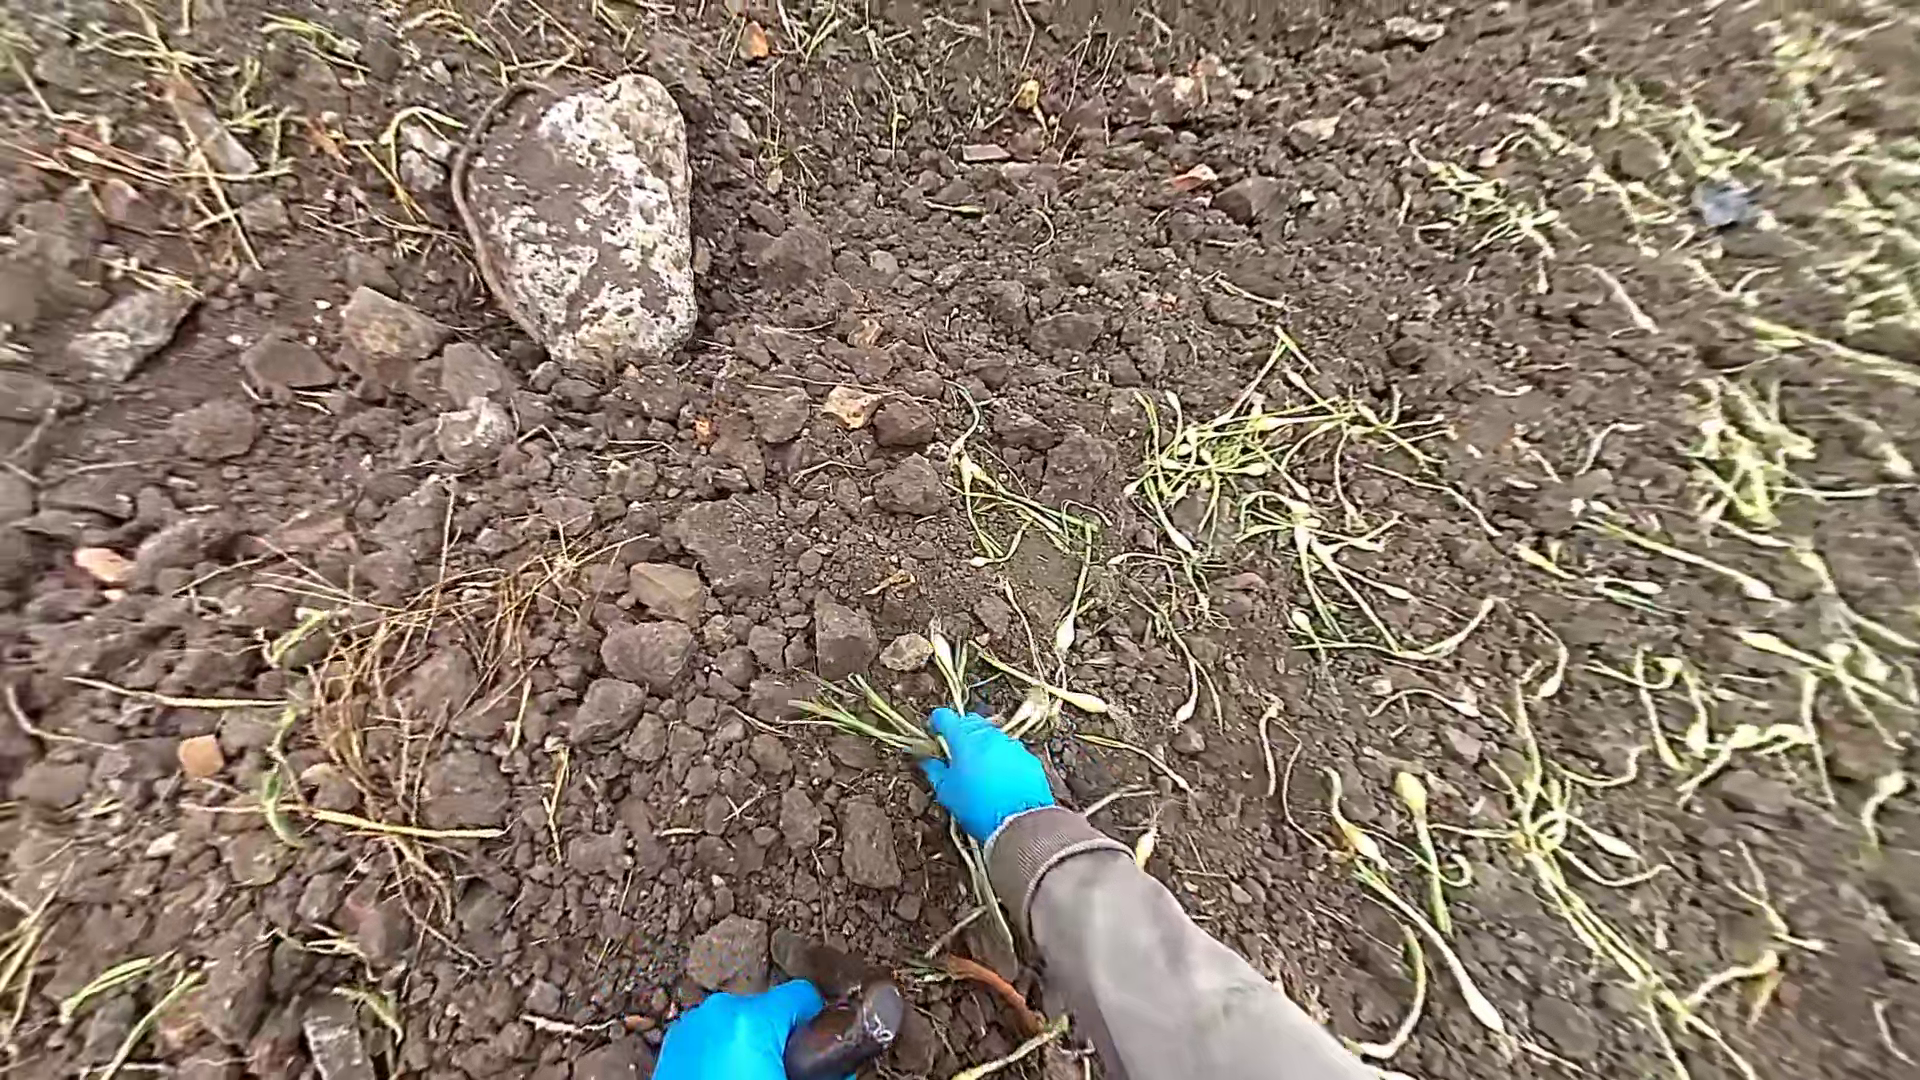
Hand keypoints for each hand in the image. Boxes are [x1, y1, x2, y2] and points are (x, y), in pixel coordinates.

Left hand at [654, 981, 823, 1079]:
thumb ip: (825, 1072)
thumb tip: (844, 1065)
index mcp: (751, 1020)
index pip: (803, 996)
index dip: (815, 1024)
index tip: (816, 1050)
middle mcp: (720, 1012)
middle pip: (771, 1007)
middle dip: (780, 1036)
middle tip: (781, 1073)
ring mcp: (693, 1025)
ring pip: (743, 1019)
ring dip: (751, 1043)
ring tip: (751, 1078)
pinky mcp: (675, 1044)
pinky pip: (715, 1034)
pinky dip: (725, 1051)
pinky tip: (728, 1079)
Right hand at [919, 707, 1054, 842]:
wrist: (1020, 822)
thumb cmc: (977, 807)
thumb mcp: (947, 792)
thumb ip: (935, 771)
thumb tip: (928, 761)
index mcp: (963, 738)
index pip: (945, 717)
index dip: (936, 722)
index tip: (934, 731)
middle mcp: (988, 735)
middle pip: (970, 721)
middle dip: (960, 731)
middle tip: (955, 752)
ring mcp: (1010, 744)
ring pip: (991, 735)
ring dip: (982, 745)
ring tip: (978, 769)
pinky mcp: (1027, 756)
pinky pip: (1009, 750)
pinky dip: (1002, 758)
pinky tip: (999, 777)